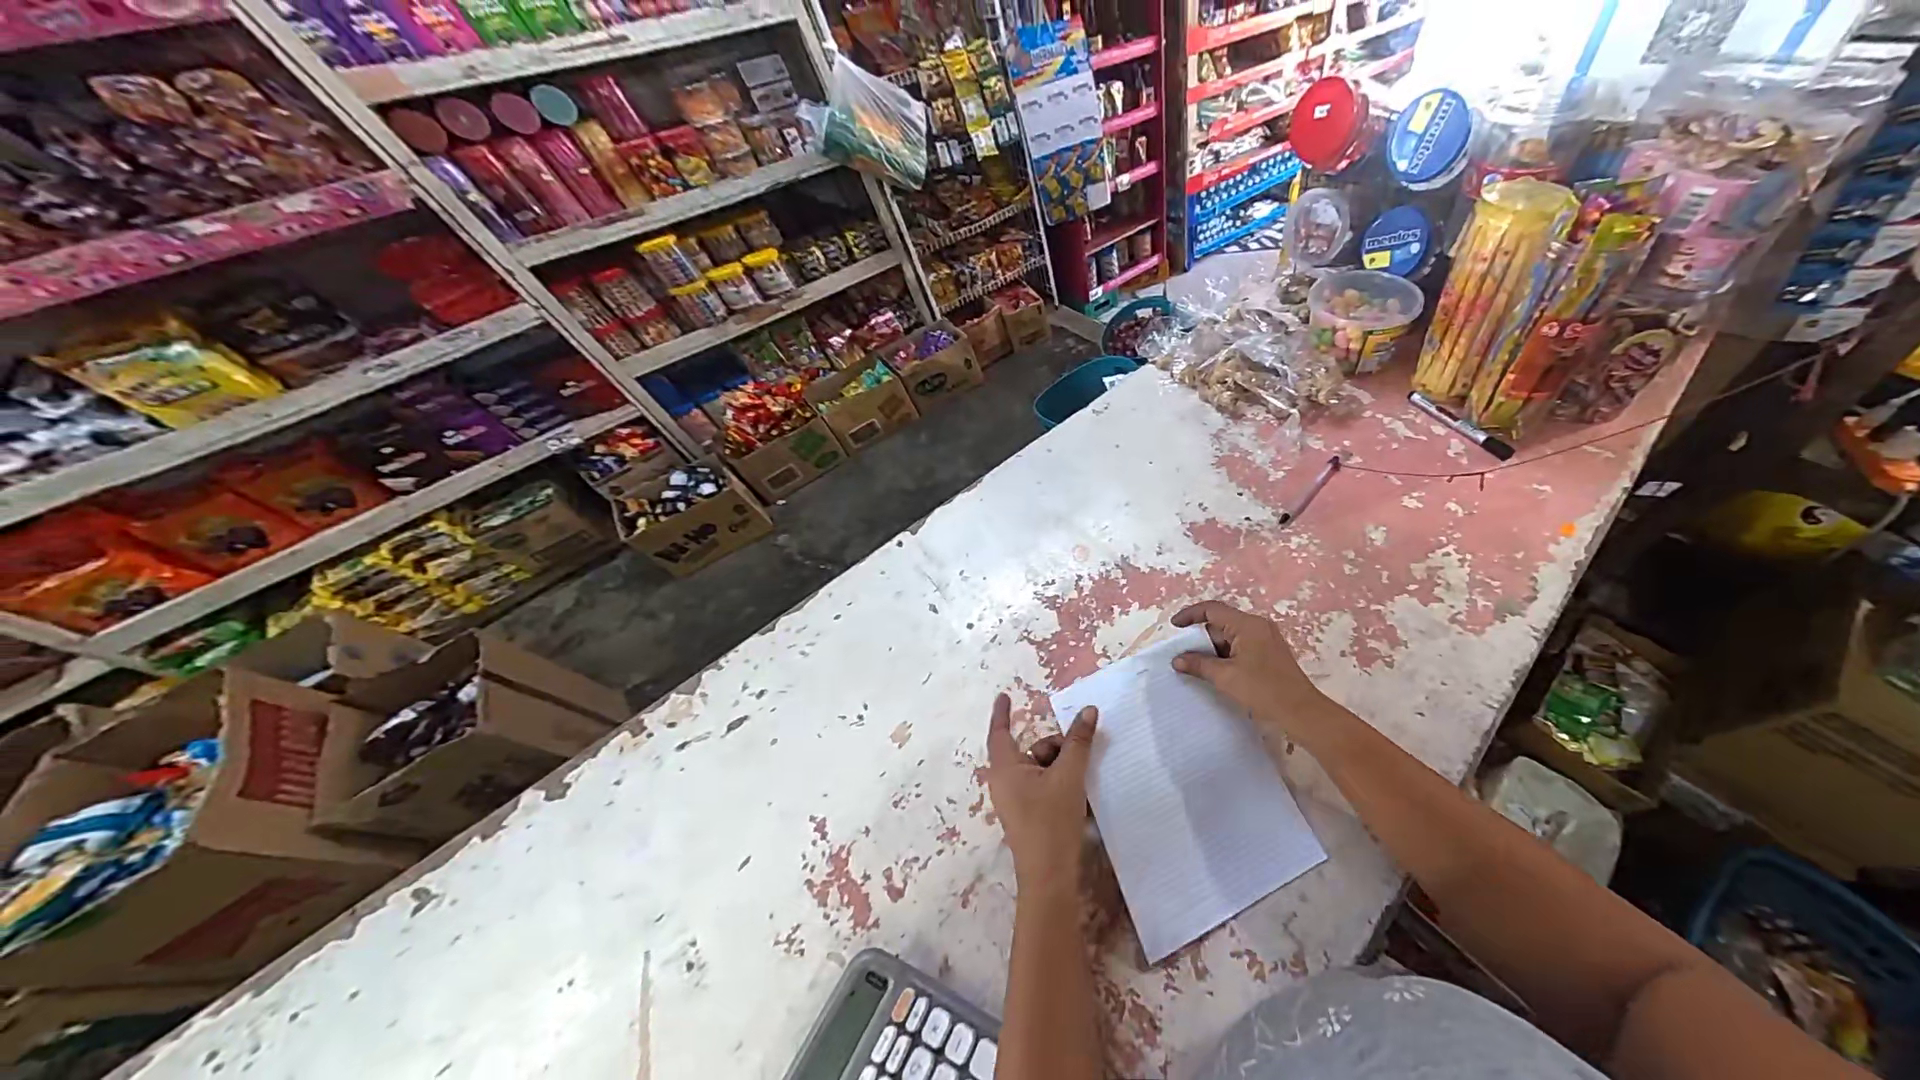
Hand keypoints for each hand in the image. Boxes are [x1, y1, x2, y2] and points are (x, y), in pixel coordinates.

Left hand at [986, 693, 1095, 892]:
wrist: (1050, 877)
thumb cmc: (1051, 821)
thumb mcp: (1069, 776)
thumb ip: (1078, 742)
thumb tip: (1088, 711)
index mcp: (1004, 768)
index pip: (1001, 731)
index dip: (1003, 713)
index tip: (1004, 695)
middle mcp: (1005, 782)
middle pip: (1030, 750)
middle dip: (1055, 748)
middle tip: (1078, 756)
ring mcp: (1016, 801)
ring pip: (1041, 770)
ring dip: (1062, 768)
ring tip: (1082, 783)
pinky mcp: (1028, 816)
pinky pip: (1044, 788)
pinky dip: (1061, 785)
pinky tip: (1080, 798)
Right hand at [1170, 600, 1330, 737]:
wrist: (1301, 712)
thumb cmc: (1263, 690)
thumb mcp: (1225, 676)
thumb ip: (1198, 664)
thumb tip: (1177, 660)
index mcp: (1247, 625)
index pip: (1212, 610)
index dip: (1190, 615)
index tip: (1174, 627)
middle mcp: (1258, 626)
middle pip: (1221, 623)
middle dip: (1201, 638)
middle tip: (1184, 655)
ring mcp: (1265, 639)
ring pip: (1230, 637)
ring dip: (1213, 649)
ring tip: (1197, 666)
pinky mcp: (1269, 653)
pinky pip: (1241, 646)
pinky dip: (1225, 655)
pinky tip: (1217, 671)